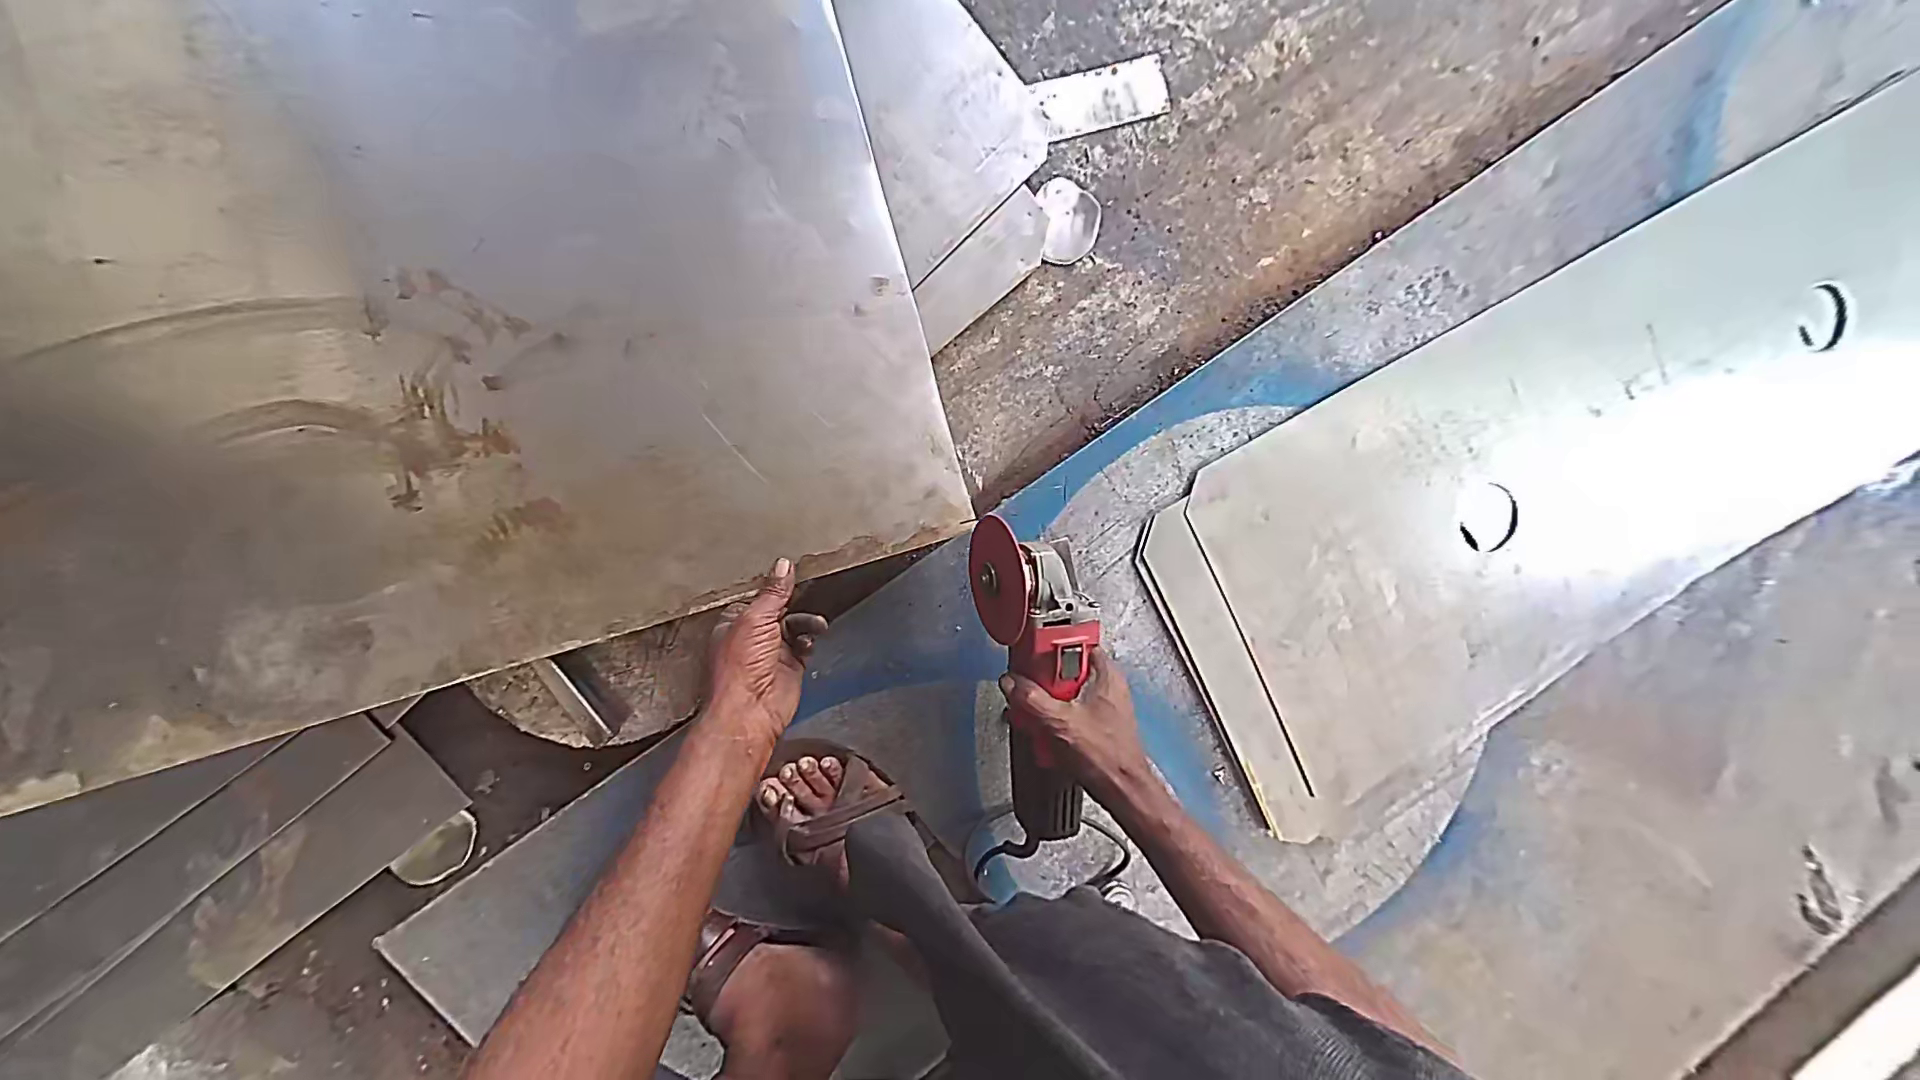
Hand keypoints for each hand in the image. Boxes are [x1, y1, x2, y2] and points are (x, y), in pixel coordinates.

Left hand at [704, 558, 830, 744]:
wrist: (751, 710)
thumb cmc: (740, 669)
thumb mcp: (756, 619)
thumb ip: (773, 593)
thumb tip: (783, 565)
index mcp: (735, 622)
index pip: (758, 596)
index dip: (775, 587)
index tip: (792, 573)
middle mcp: (752, 635)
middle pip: (779, 610)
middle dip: (793, 604)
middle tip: (810, 593)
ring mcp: (772, 651)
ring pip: (795, 626)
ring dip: (807, 622)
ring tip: (816, 624)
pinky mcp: (790, 665)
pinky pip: (805, 645)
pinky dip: (810, 640)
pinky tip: (810, 642)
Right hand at [998, 648, 1152, 805]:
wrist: (1122, 790)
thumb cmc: (1109, 758)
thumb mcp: (1061, 722)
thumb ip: (1032, 699)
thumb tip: (1012, 684)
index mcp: (1105, 673)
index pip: (1072, 641)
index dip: (1048, 647)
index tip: (1031, 656)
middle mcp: (1105, 683)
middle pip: (1061, 668)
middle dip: (1041, 683)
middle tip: (1030, 694)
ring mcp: (1100, 703)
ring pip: (1061, 691)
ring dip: (1044, 704)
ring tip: (1037, 718)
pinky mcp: (1093, 720)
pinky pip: (1066, 709)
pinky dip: (1053, 718)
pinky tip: (1047, 734)